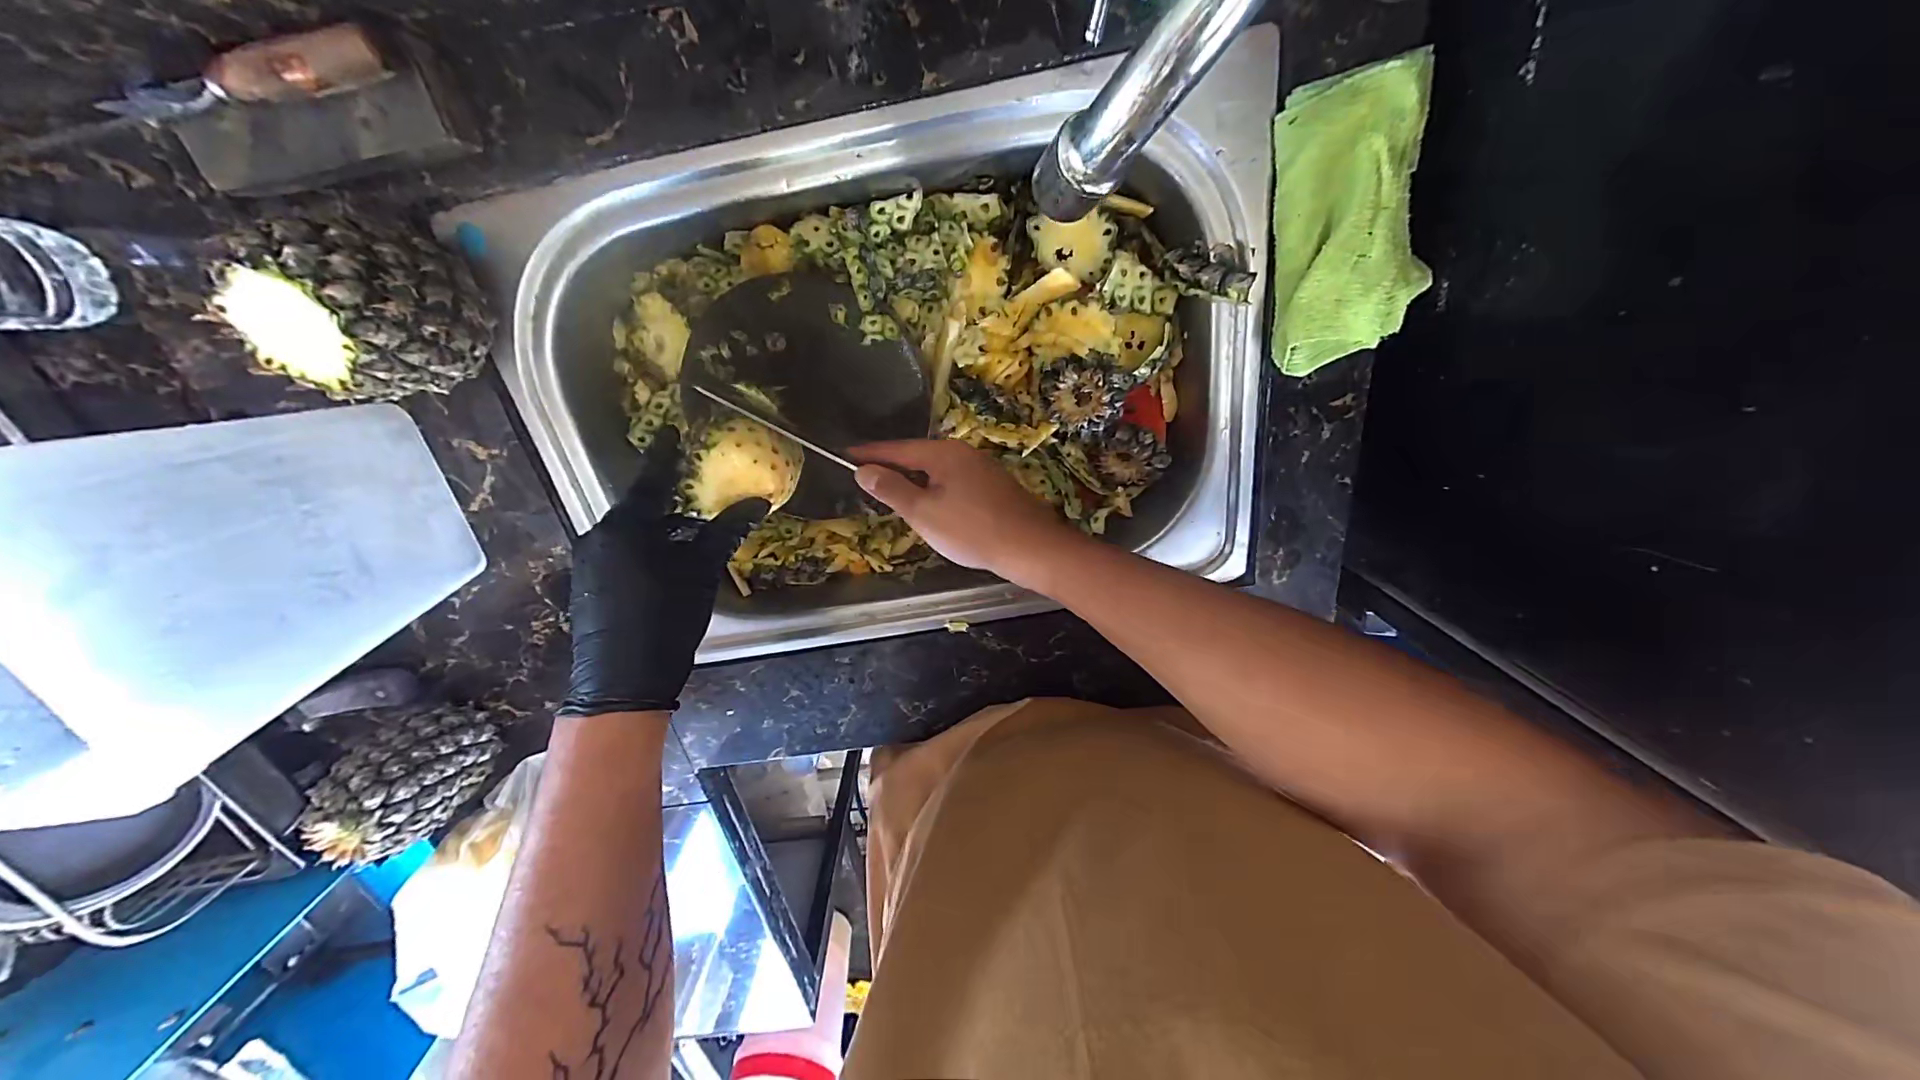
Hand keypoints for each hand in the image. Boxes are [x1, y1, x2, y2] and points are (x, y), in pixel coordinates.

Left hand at [559, 428, 767, 716]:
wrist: (621, 678)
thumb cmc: (666, 618)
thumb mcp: (702, 572)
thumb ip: (725, 532)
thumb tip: (756, 501)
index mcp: (627, 525)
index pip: (652, 478)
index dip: (667, 454)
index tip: (674, 432)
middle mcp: (600, 534)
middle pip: (638, 504)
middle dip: (667, 496)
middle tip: (695, 488)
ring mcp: (589, 559)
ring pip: (628, 528)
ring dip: (657, 524)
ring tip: (688, 528)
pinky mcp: (587, 581)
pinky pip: (618, 549)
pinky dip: (643, 545)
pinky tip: (666, 559)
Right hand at [851, 439, 1084, 586]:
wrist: (1030, 547)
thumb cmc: (971, 530)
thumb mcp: (923, 513)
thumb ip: (892, 489)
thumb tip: (864, 470)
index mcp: (943, 453)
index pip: (896, 449)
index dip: (869, 454)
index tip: (845, 455)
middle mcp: (963, 453)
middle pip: (918, 456)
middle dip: (891, 466)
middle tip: (865, 476)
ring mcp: (981, 468)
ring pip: (937, 470)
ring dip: (914, 479)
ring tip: (892, 492)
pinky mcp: (993, 487)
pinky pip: (953, 481)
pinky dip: (934, 488)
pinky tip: (931, 505)